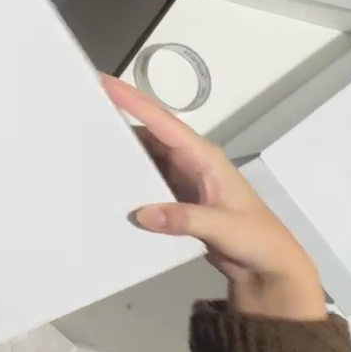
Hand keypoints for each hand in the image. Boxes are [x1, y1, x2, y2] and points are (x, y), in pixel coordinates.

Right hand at [102, 76, 327, 321]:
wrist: (269, 269)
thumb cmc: (256, 238)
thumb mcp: (224, 227)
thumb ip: (184, 219)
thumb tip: (141, 214)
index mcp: (203, 156)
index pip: (162, 121)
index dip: (133, 101)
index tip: (103, 83)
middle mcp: (188, 159)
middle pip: (147, 131)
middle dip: (117, 116)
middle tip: (80, 107)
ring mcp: (179, 177)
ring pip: (143, 154)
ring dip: (118, 148)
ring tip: (81, 140)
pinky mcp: (172, 196)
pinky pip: (142, 178)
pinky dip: (124, 176)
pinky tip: (102, 179)